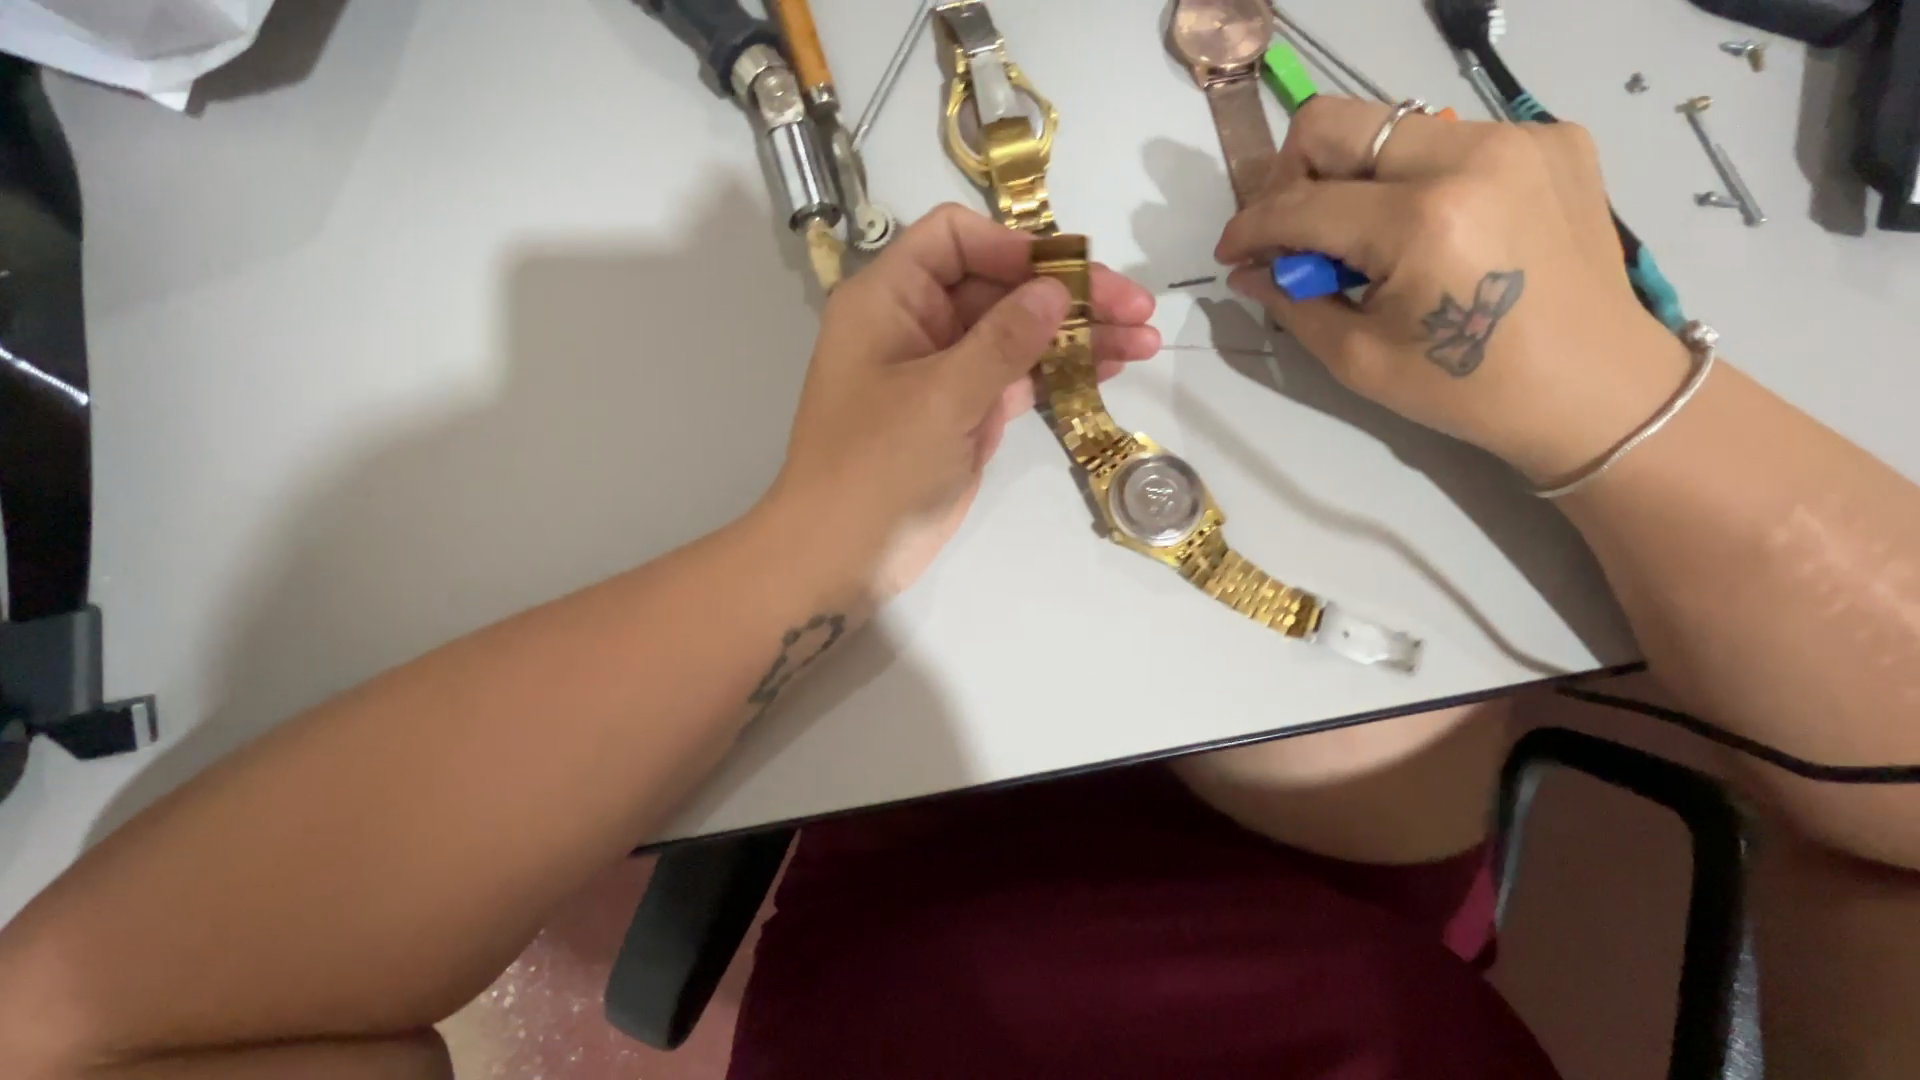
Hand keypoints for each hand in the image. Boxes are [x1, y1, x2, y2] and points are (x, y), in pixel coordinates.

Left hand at [766, 205, 1158, 596]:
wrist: (843, 555)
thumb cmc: (876, 468)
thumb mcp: (941, 397)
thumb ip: (1002, 340)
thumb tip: (1056, 291)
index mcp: (889, 299)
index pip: (954, 239)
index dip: (1013, 247)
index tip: (1067, 276)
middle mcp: (915, 323)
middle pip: (998, 285)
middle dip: (1067, 294)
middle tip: (1138, 309)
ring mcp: (943, 371)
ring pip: (1015, 333)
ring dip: (1075, 334)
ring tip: (1144, 341)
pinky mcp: (963, 413)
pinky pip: (1016, 377)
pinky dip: (1058, 372)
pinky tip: (1109, 368)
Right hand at [1215, 97, 1691, 483]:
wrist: (1596, 389)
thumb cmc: (1468, 389)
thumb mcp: (1359, 360)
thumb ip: (1295, 302)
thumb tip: (1251, 270)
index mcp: (1422, 223)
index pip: (1301, 203)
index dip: (1251, 226)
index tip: (1233, 250)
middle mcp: (1472, 156)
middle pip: (1336, 122)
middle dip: (1292, 175)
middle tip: (1293, 230)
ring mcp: (1519, 138)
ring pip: (1390, 127)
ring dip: (1355, 179)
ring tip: (1364, 239)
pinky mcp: (1551, 139)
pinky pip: (1448, 138)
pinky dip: (1414, 178)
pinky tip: (1428, 229)